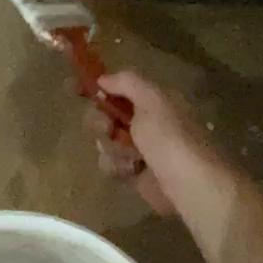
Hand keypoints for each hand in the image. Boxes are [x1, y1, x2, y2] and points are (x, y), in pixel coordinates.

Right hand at [85, 71, 234, 226]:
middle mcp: (146, 121)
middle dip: (101, 122)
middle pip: (105, 115)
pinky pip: (110, 163)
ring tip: (130, 157)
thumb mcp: (151, 100)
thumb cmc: (171, 137)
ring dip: (111, 148)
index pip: (118, 87)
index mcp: (153, 100)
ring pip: (104, 141)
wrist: (189, 184)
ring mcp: (139, 147)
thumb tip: (103, 78)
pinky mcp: (134, 172)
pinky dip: (117, 167)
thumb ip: (127, 83)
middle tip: (108, 129)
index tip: (73, 88)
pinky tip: (130, 171)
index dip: (95, 86)